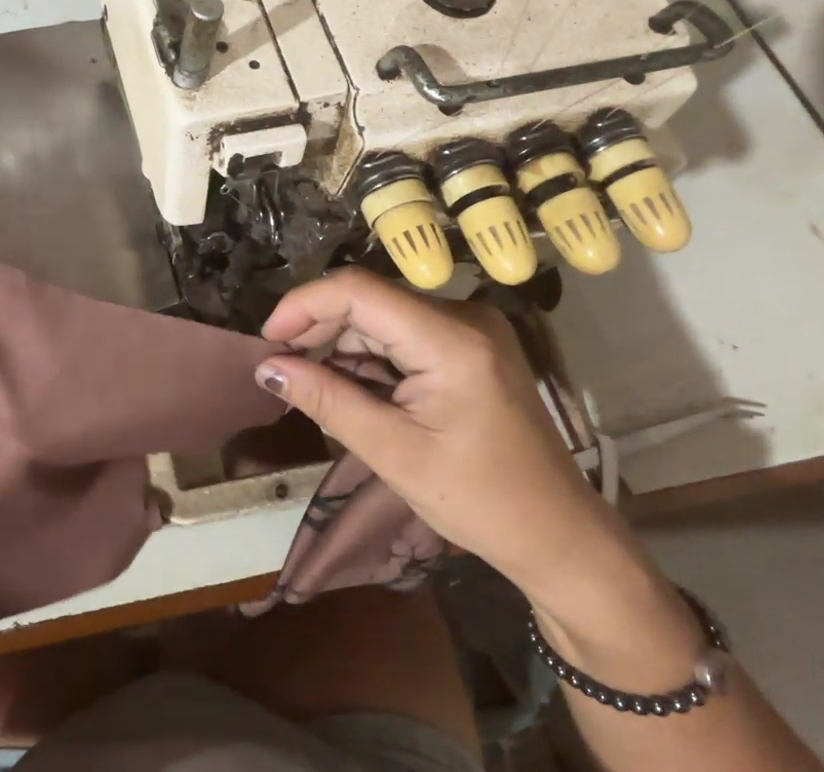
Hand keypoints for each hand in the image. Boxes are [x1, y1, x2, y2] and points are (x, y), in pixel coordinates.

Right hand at [253, 268, 637, 603]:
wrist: (556, 533)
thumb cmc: (478, 500)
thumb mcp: (392, 451)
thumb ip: (326, 400)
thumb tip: (267, 368)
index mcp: (452, 340)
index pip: (359, 291)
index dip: (303, 306)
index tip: (267, 343)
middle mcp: (465, 318)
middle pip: (369, 300)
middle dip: (319, 330)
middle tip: (282, 371)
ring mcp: (471, 330)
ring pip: (382, 317)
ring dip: (342, 348)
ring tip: (315, 391)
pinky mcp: (470, 347)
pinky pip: (403, 336)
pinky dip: (370, 359)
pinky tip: (352, 392)